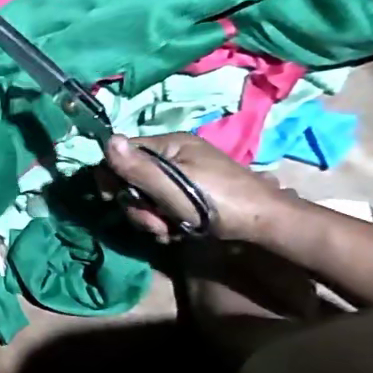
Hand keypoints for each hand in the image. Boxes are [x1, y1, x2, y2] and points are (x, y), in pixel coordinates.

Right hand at [101, 133, 300, 242]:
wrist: (264, 224)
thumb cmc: (217, 201)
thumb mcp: (172, 185)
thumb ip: (138, 167)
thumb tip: (107, 139)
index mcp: (171, 145)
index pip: (125, 153)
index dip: (114, 175)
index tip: (112, 198)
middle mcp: (175, 158)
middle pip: (133, 179)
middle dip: (138, 206)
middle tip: (155, 222)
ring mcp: (183, 178)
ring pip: (146, 198)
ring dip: (151, 219)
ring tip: (169, 231)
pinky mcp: (190, 198)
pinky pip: (162, 208)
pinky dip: (164, 223)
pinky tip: (176, 233)